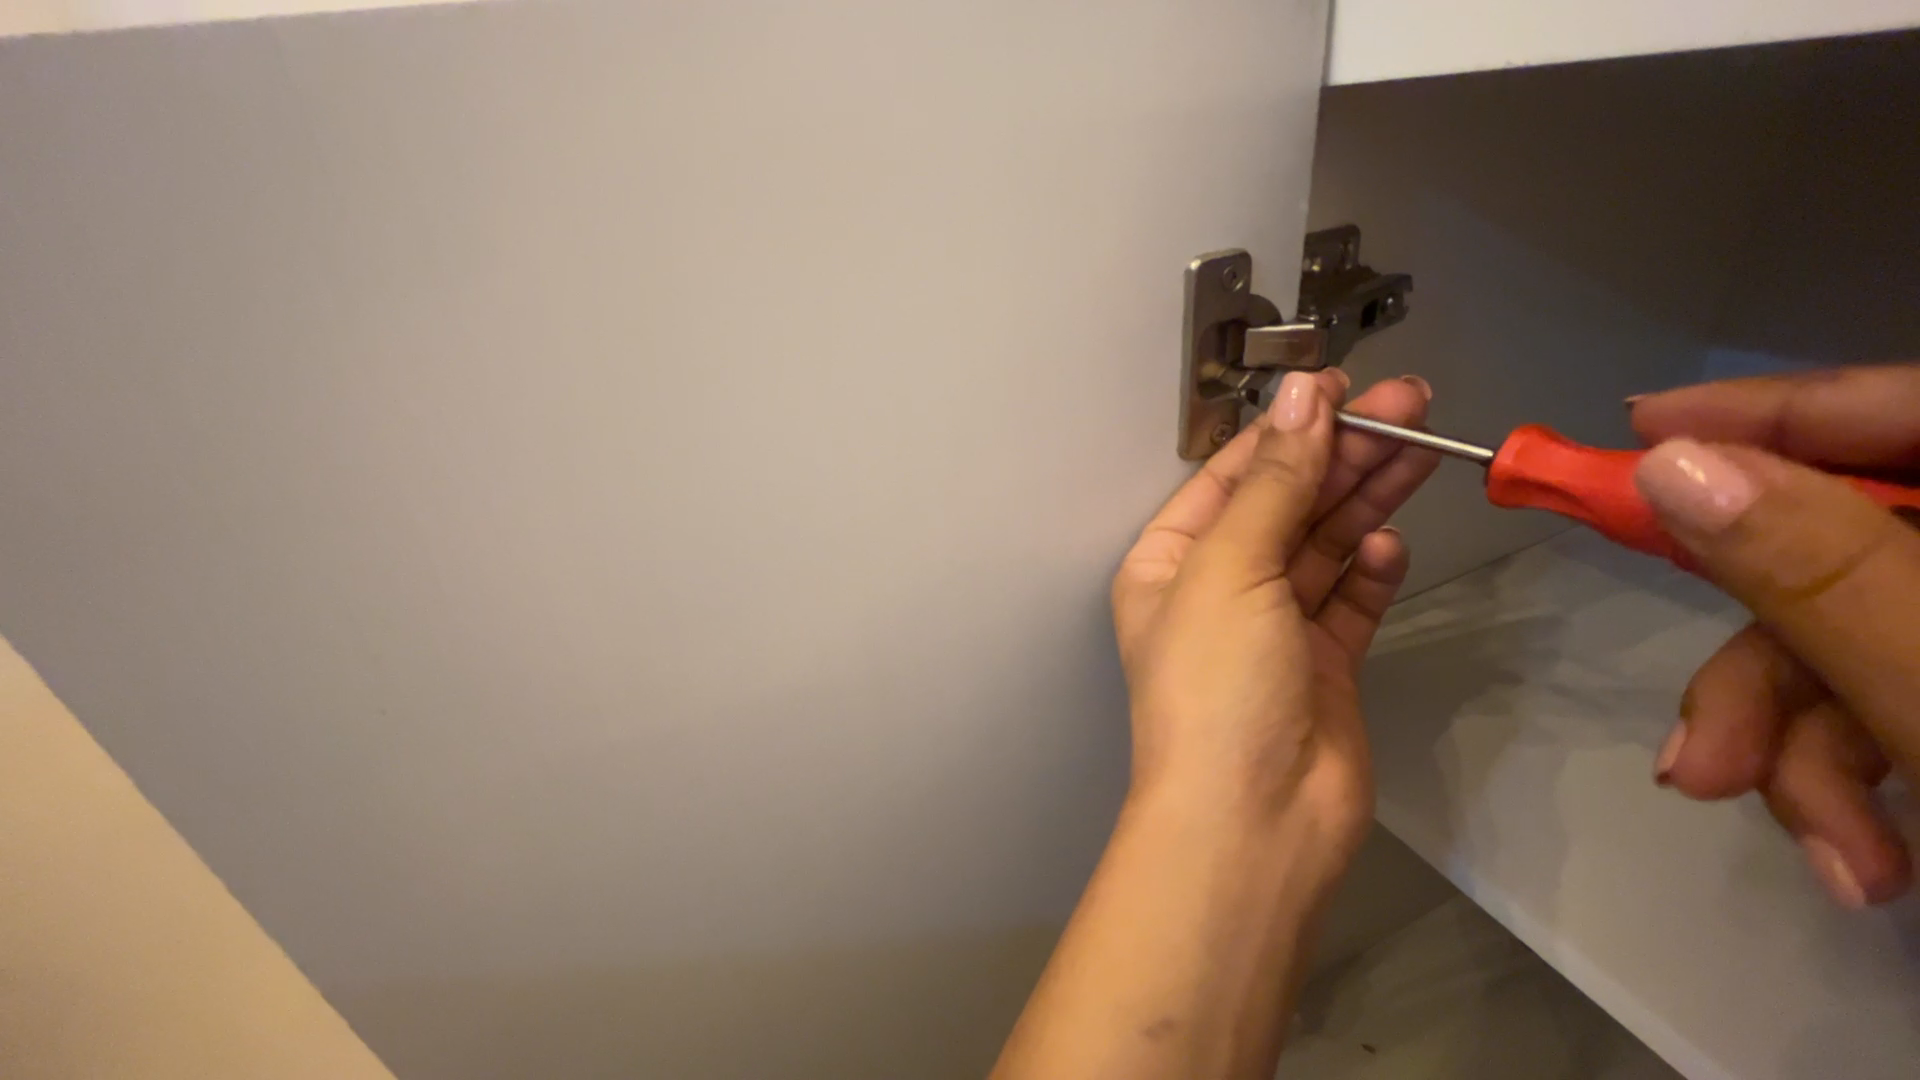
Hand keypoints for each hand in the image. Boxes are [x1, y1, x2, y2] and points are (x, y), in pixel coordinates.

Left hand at [1112, 370, 1438, 874]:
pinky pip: (1349, 597)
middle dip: (1342, 453)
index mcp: (1168, 563)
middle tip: (1411, 404)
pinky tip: (1390, 542)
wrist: (1254, 819)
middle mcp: (1215, 588)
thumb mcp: (1231, 569)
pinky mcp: (1322, 661)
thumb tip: (1304, 395)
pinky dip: (1370, 568)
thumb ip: (1275, 482)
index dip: (1285, 429)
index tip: (1343, 385)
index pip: (1229, 476)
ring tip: (1421, 446)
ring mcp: (1271, 626)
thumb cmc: (1215, 688)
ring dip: (1365, 497)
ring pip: (1322, 543)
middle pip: (1284, 502)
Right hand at [1631, 364, 1919, 907]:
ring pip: (1856, 644)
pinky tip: (1860, 857)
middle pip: (1858, 559)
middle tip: (1695, 749)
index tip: (1635, 431)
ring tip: (1822, 849)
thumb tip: (1672, 466)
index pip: (1914, 409)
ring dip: (1797, 747)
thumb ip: (1826, 574)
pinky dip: (1850, 777)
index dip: (1770, 413)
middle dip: (1765, 668)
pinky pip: (1891, 701)